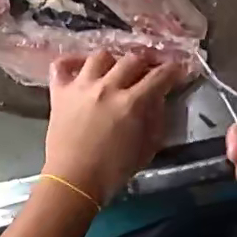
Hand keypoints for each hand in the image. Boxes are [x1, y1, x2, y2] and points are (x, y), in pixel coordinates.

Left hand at [44, 52, 183, 203]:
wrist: (74, 181)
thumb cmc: (113, 171)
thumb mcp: (147, 148)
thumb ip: (156, 119)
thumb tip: (158, 99)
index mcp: (132, 103)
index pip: (160, 76)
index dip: (174, 70)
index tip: (177, 70)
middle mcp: (107, 88)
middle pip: (133, 59)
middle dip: (147, 62)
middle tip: (149, 69)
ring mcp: (81, 87)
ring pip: (101, 56)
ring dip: (113, 60)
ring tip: (116, 69)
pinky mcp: (59, 92)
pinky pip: (62, 65)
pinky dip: (72, 60)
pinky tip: (82, 66)